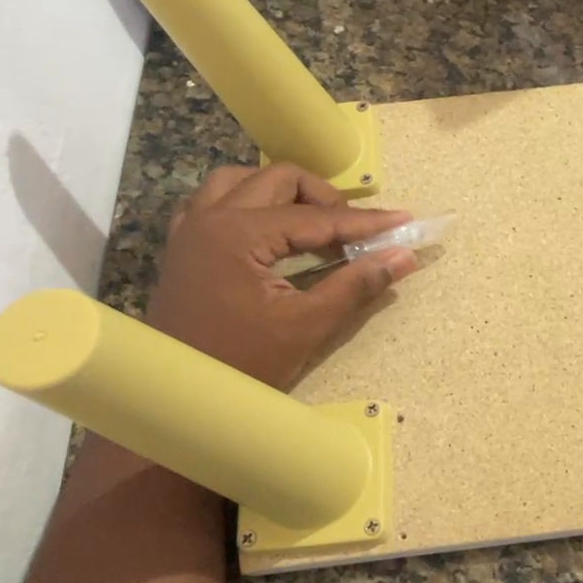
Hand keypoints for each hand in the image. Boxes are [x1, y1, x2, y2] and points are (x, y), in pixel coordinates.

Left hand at [145, 163, 417, 390]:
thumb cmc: (240, 366)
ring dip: (283, 195)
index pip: (315, 217)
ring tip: (313, 226)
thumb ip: (356, 284)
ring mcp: (190, 230)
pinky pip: (214, 202)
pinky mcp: (182, 247)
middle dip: (324, 200)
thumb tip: (402, 256)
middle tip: (355, 233)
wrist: (179, 402)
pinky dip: (248, 205)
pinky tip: (267, 231)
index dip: (364, 221)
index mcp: (238, 233)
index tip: (403, 222)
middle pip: (278, 181)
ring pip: (243, 182)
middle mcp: (209, 217)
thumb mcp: (305, 326)